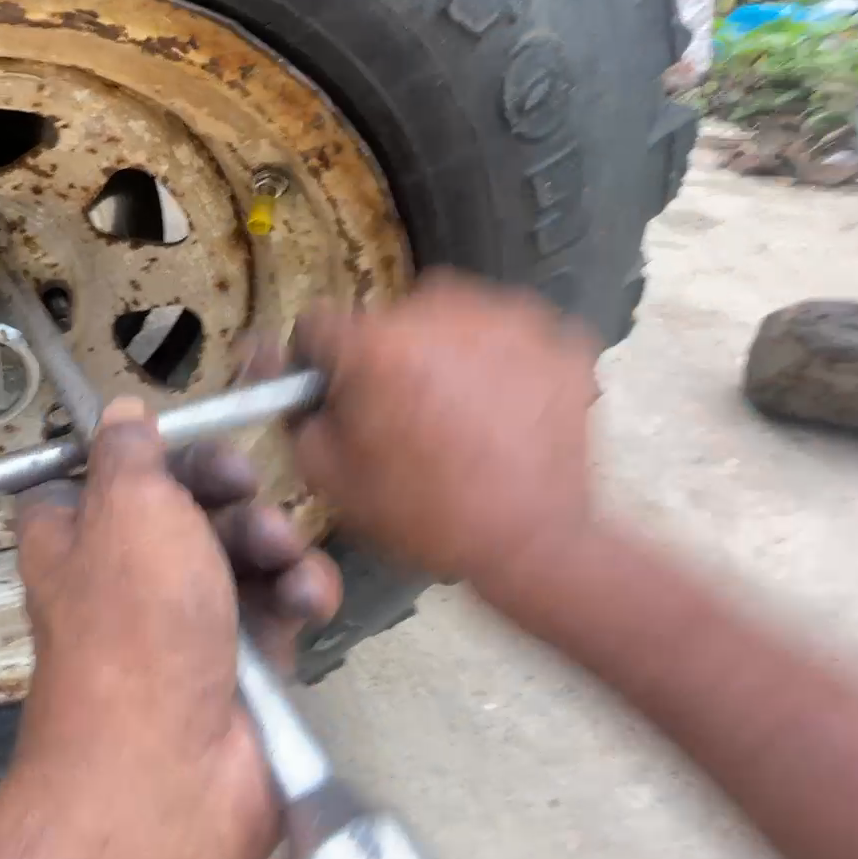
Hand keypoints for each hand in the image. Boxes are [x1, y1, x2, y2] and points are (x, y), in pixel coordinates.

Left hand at [0, 397, 340, 858]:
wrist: (170, 764)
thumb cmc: (135, 616)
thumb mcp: (126, 506)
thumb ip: (127, 450)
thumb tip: (120, 412)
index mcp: (72, 528)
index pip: (105, 469)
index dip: (148, 450)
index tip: (183, 436)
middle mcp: (121, 567)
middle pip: (182, 500)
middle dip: (222, 488)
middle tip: (243, 485)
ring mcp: (181, 613)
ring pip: (236, 546)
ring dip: (268, 538)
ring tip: (280, 552)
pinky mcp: (238, 653)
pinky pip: (273, 600)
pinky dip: (296, 591)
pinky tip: (308, 596)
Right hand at [291, 269, 600, 586]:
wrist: (534, 545)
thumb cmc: (421, 512)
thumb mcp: (327, 474)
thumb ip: (299, 415)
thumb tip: (298, 384)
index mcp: (372, 346)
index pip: (315, 323)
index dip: (315, 358)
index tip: (330, 386)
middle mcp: (436, 314)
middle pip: (384, 316)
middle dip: (381, 354)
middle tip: (396, 406)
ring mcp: (506, 321)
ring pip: (447, 314)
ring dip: (438, 347)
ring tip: (452, 403)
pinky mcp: (559, 339)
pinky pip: (505, 332)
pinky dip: (494, 358)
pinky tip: (498, 403)